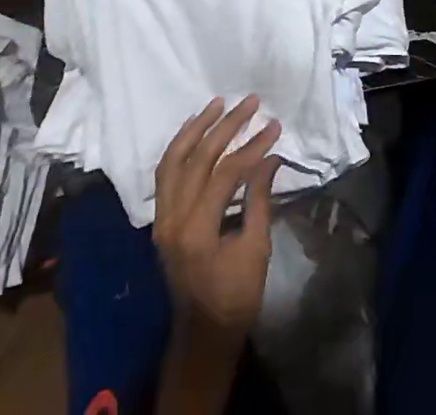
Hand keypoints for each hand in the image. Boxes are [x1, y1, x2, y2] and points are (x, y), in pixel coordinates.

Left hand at [153, 96, 283, 337]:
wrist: (203, 332)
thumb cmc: (236, 295)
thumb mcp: (256, 249)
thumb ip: (260, 199)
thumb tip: (271, 157)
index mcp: (197, 229)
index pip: (226, 173)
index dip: (253, 147)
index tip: (274, 127)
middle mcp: (172, 218)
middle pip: (198, 159)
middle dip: (226, 126)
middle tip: (250, 103)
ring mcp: (161, 218)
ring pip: (173, 160)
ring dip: (195, 129)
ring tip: (217, 104)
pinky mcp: (160, 219)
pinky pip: (165, 174)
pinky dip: (179, 148)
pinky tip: (195, 131)